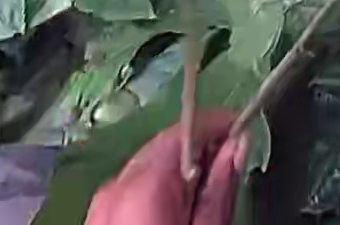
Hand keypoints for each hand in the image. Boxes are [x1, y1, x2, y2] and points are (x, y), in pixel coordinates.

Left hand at [86, 113, 248, 224]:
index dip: (221, 124)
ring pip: (151, 162)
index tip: (244, 132)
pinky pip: (132, 185)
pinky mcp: (94, 219)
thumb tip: (240, 140)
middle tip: (228, 169)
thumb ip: (222, 184)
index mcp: (144, 183)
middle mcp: (117, 182)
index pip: (190, 126)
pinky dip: (156, 187)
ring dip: (180, 168)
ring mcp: (99, 203)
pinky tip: (171, 211)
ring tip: (200, 197)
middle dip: (201, 149)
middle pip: (169, 142)